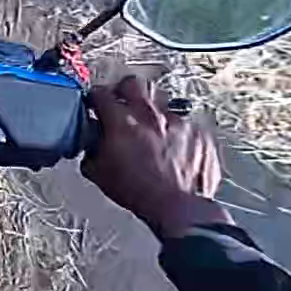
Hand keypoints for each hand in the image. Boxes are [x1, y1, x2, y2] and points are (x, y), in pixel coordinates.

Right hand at [81, 75, 232, 238]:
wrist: (178, 207)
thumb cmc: (139, 192)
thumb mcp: (97, 172)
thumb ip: (91, 149)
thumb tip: (91, 142)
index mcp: (121, 122)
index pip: (100, 93)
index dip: (94, 97)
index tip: (94, 103)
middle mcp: (150, 116)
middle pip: (133, 83)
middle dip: (124, 90)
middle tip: (121, 102)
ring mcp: (178, 122)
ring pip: (161, 102)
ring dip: (151, 112)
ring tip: (148, 128)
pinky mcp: (199, 133)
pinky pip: (184, 123)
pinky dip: (175, 131)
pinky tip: (170, 147)